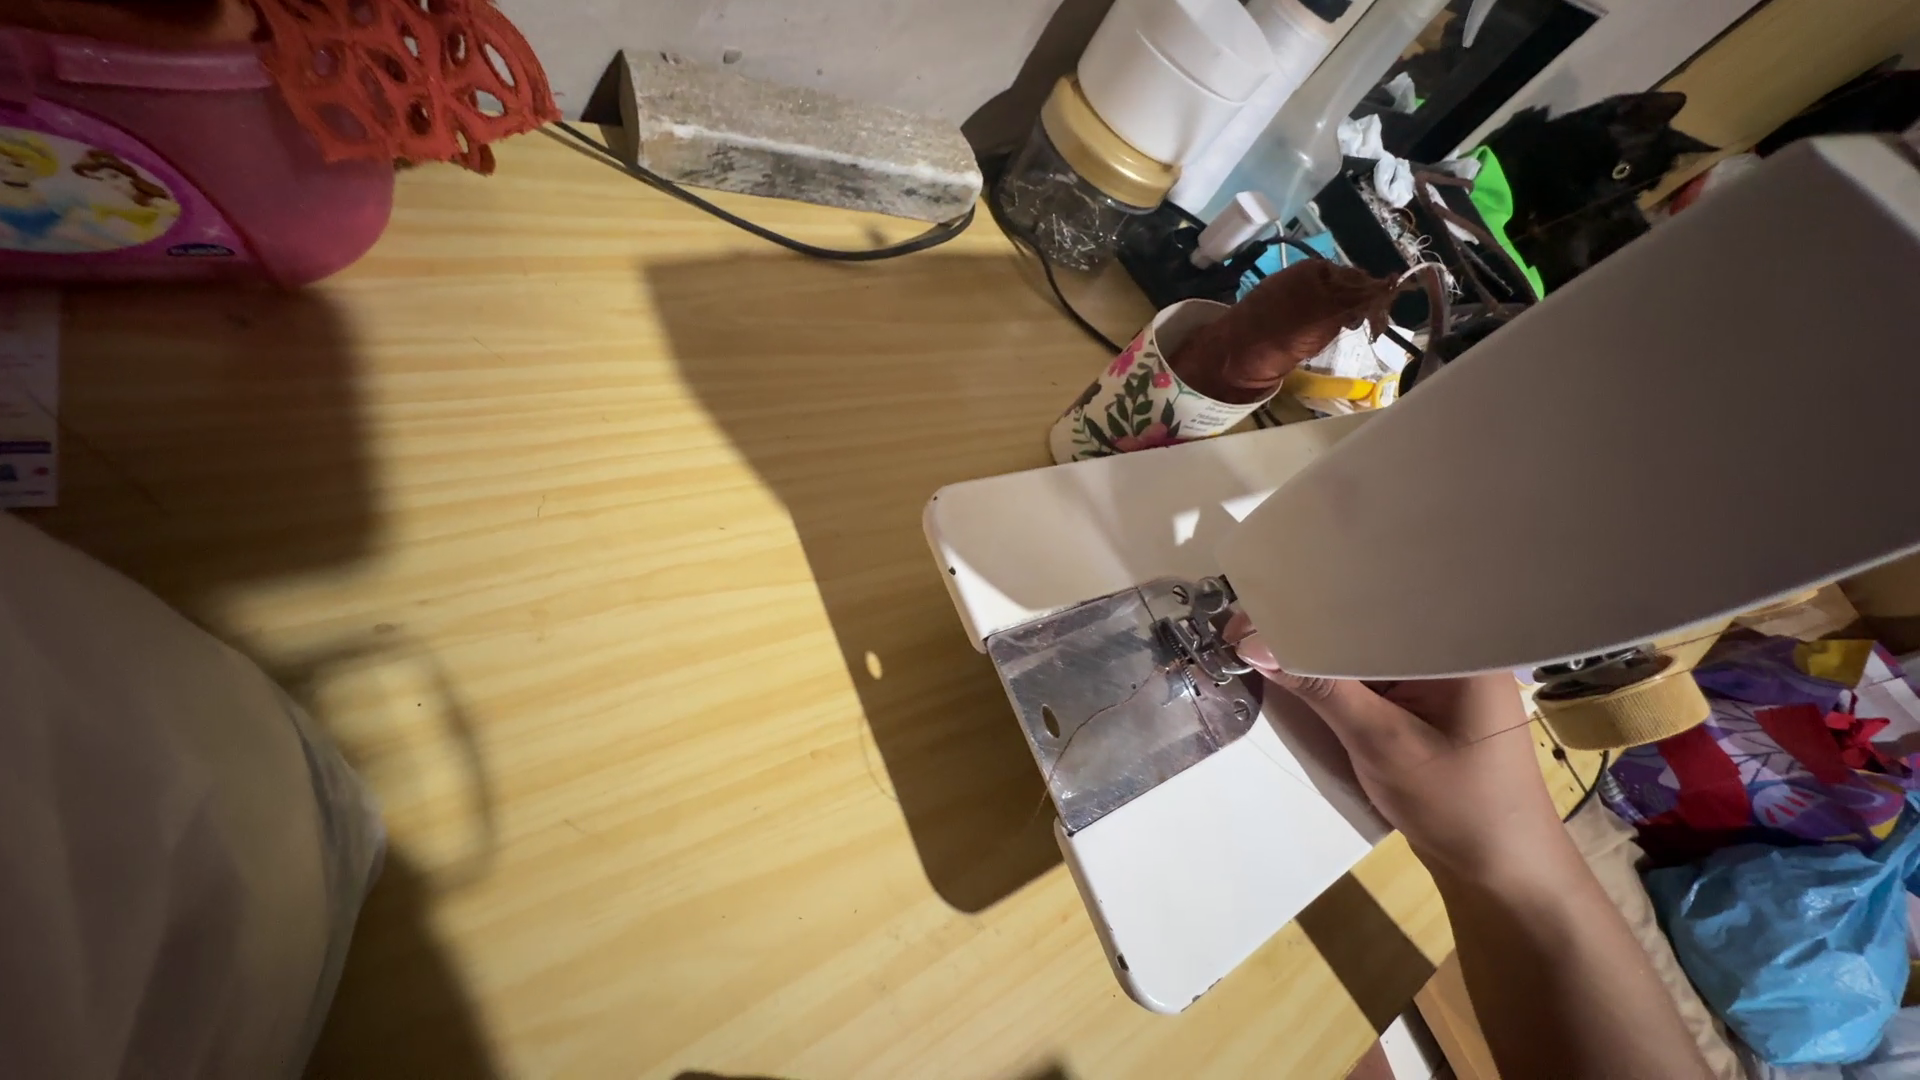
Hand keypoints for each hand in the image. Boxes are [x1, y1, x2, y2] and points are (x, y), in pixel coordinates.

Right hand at [1227, 613, 1568, 882]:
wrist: (1501, 871)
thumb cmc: (1456, 805)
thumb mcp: (1379, 741)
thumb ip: (1319, 688)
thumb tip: (1251, 644)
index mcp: (1462, 644)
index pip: (1376, 604)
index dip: (1314, 602)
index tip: (1255, 610)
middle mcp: (1452, 648)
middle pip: (1367, 620)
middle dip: (1306, 623)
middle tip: (1245, 628)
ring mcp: (1437, 675)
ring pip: (1362, 646)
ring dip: (1315, 649)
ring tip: (1258, 642)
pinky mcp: (1422, 698)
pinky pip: (1368, 672)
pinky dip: (1331, 673)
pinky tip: (1294, 669)